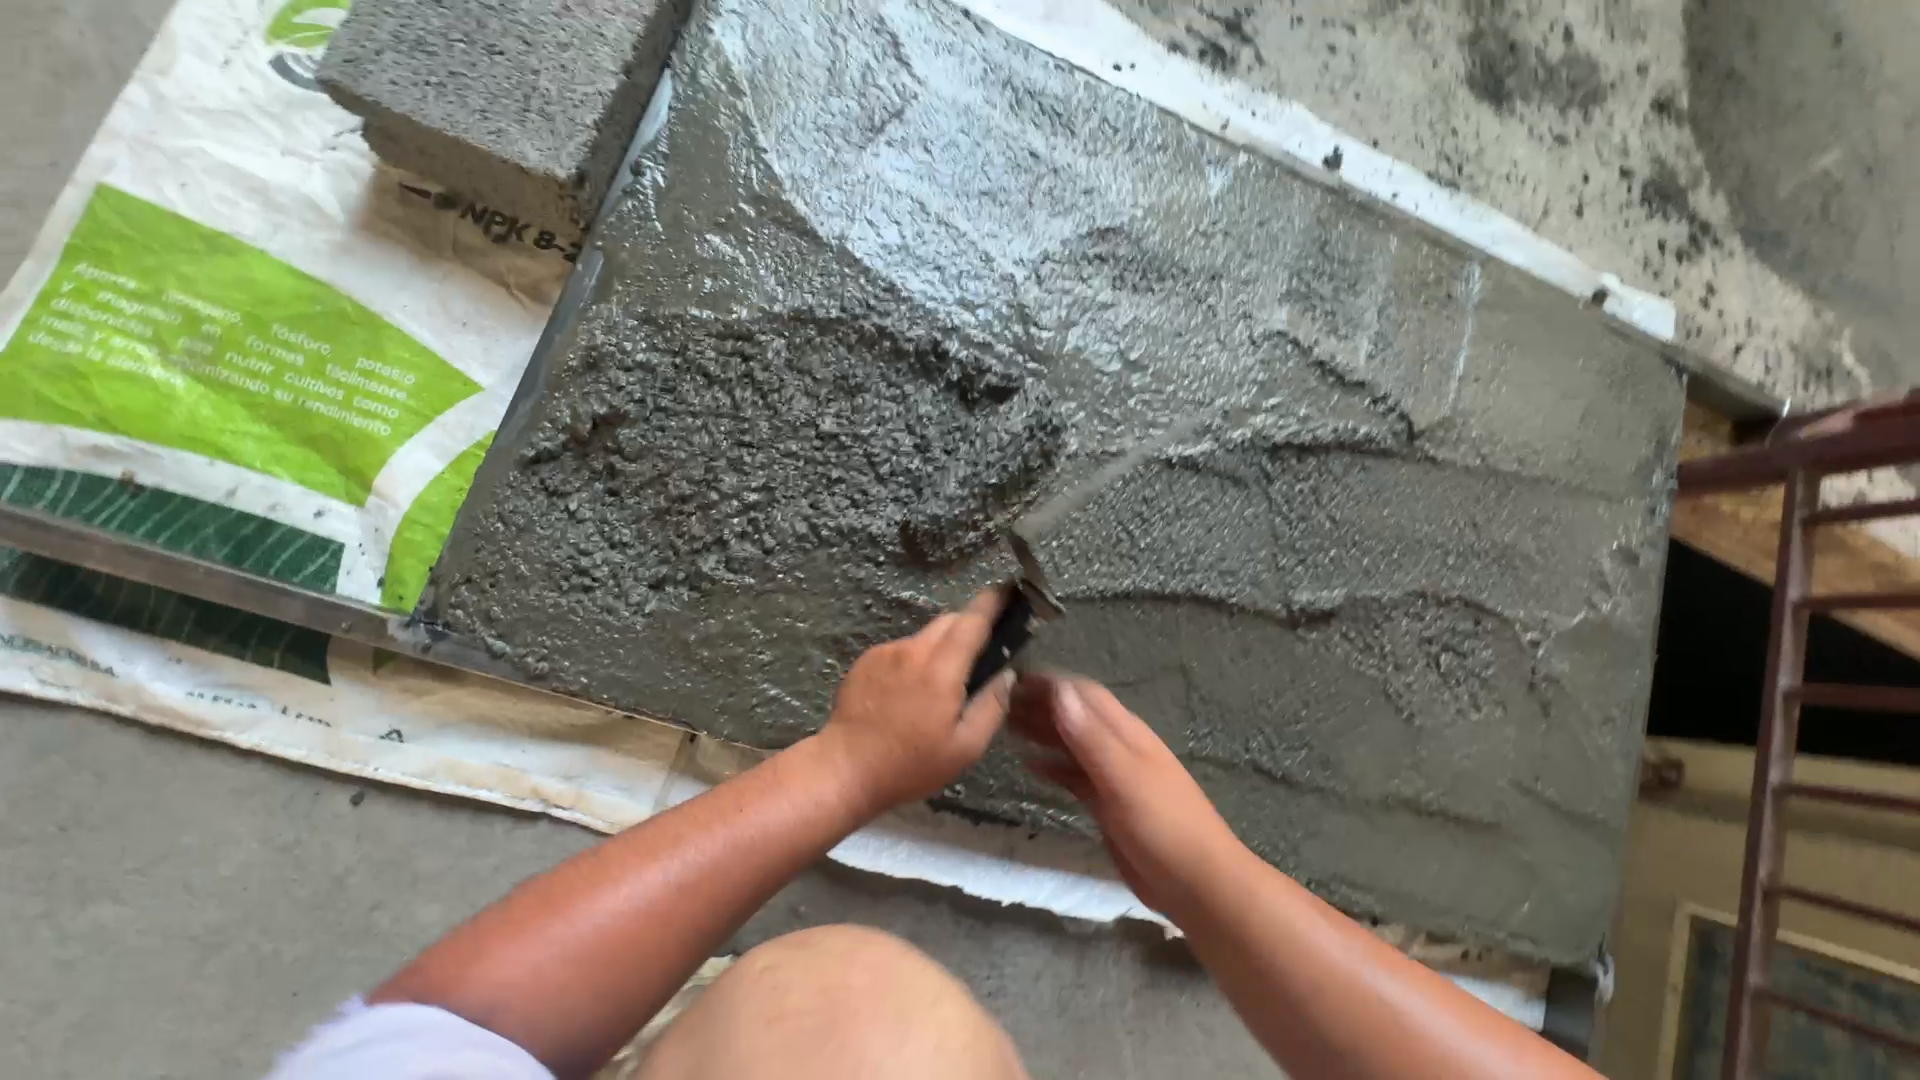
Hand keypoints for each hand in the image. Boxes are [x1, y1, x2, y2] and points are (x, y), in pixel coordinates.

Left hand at [816, 588, 1015, 814]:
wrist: (845, 768)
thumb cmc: (910, 765)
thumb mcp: (965, 748)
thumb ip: (992, 706)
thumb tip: (1007, 674)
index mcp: (941, 670)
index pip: (972, 621)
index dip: (993, 602)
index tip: (1008, 590)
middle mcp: (913, 651)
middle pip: (949, 621)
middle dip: (969, 627)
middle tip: (981, 654)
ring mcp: (885, 652)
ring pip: (925, 637)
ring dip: (941, 648)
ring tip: (940, 686)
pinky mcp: (866, 661)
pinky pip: (902, 650)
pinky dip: (915, 661)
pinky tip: (909, 694)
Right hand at [1010, 672, 1243, 917]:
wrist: (1197, 885)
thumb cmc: (1164, 826)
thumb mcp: (1124, 777)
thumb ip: (1091, 736)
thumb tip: (1059, 690)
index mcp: (1126, 733)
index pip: (1084, 694)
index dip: (1050, 683)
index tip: (1011, 679)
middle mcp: (1118, 747)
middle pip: (1075, 716)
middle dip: (1040, 705)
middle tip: (998, 703)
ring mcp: (1113, 777)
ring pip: (1072, 744)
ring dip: (1042, 732)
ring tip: (1005, 727)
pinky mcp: (1108, 805)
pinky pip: (1074, 775)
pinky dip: (1052, 766)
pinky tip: (1029, 766)